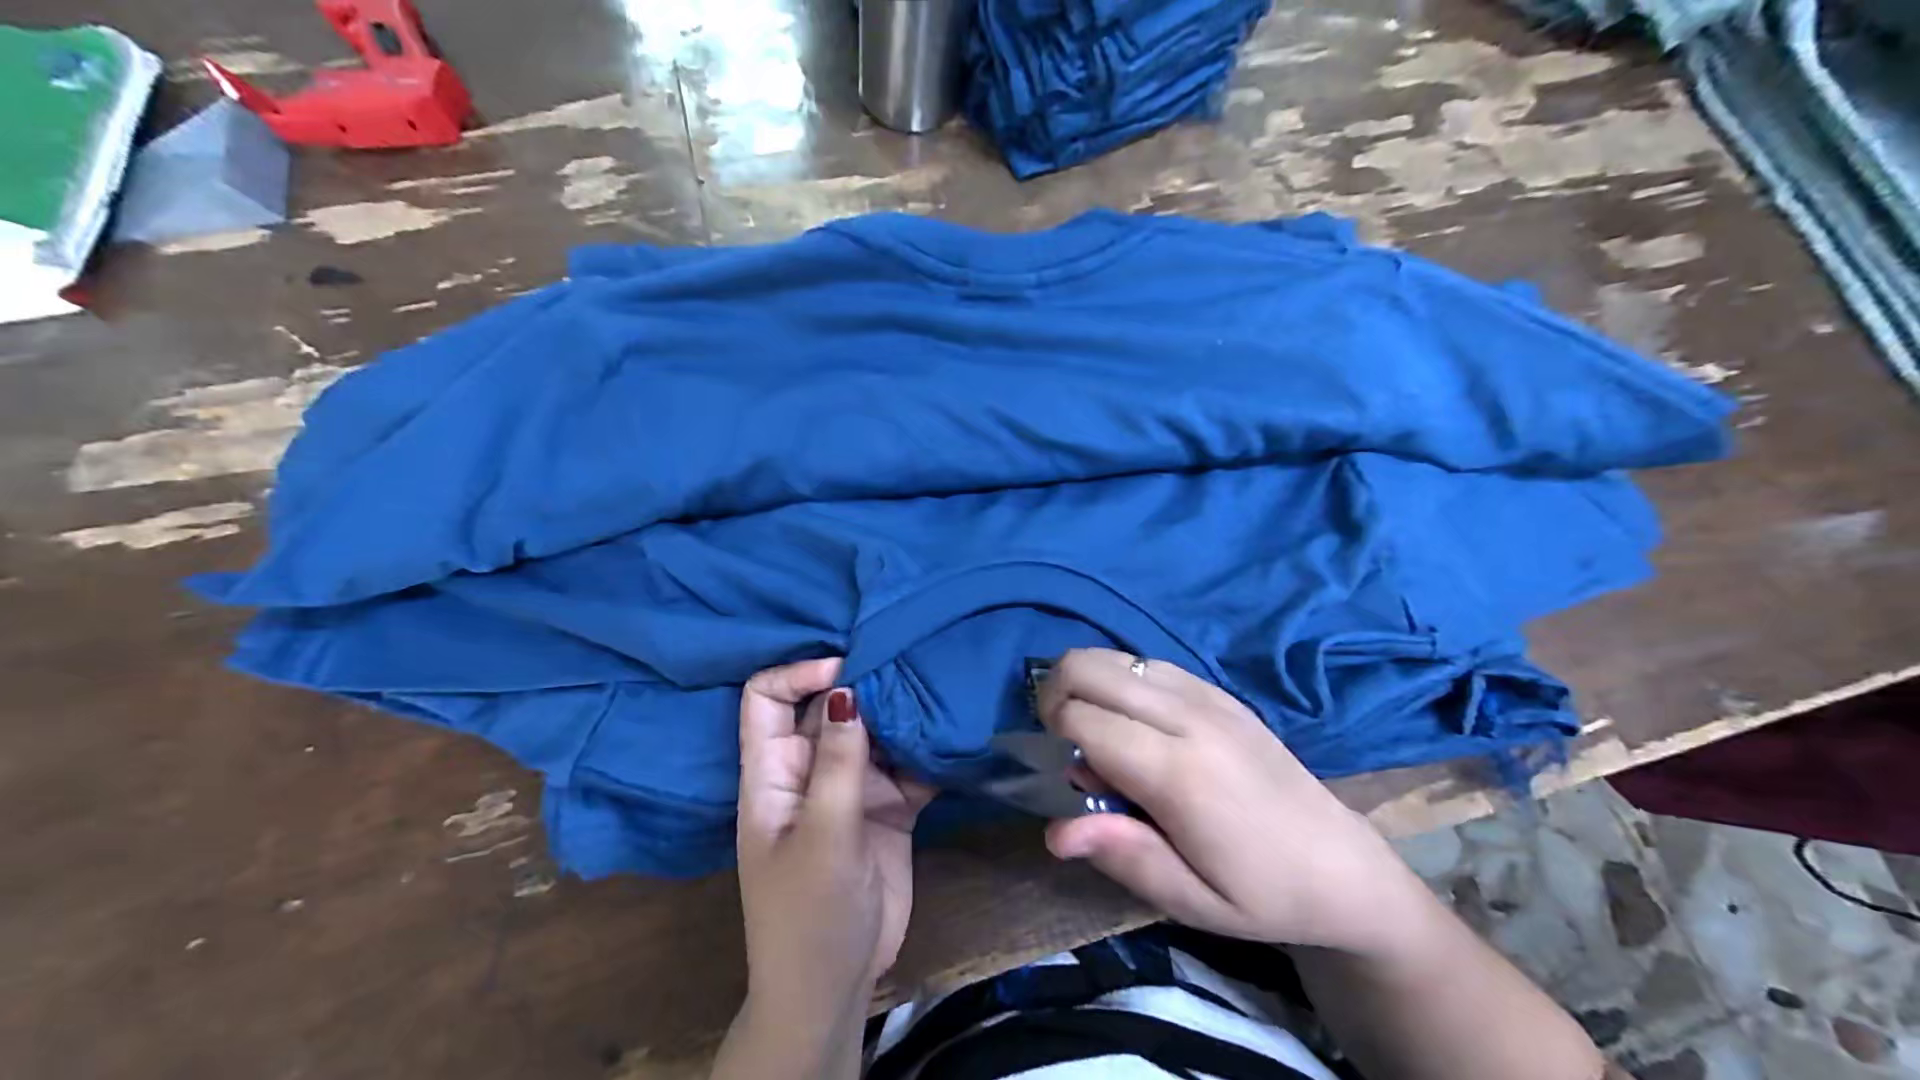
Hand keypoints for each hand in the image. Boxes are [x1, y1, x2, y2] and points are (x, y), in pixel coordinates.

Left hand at [735, 657, 934, 1012]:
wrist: (837, 985)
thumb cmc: (808, 912)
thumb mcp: (821, 835)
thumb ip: (838, 763)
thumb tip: (847, 688)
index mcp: (773, 771)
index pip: (767, 698)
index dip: (799, 674)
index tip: (848, 671)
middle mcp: (810, 769)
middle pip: (829, 707)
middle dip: (864, 684)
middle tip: (912, 664)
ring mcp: (851, 787)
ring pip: (874, 732)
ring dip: (901, 714)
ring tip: (940, 688)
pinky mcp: (888, 806)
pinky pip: (908, 765)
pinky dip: (927, 751)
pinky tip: (956, 734)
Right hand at [1037, 648, 1432, 956]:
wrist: (1344, 867)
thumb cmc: (1262, 893)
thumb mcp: (1190, 901)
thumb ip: (1122, 855)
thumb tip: (1054, 829)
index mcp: (1179, 773)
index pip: (1083, 718)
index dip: (1053, 732)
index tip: (1062, 765)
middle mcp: (1190, 718)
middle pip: (1090, 668)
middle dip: (1056, 693)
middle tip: (1062, 738)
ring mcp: (1209, 697)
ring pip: (1116, 656)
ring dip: (1087, 682)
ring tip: (1096, 730)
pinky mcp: (1221, 693)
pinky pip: (1150, 663)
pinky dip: (1122, 680)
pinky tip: (1135, 721)